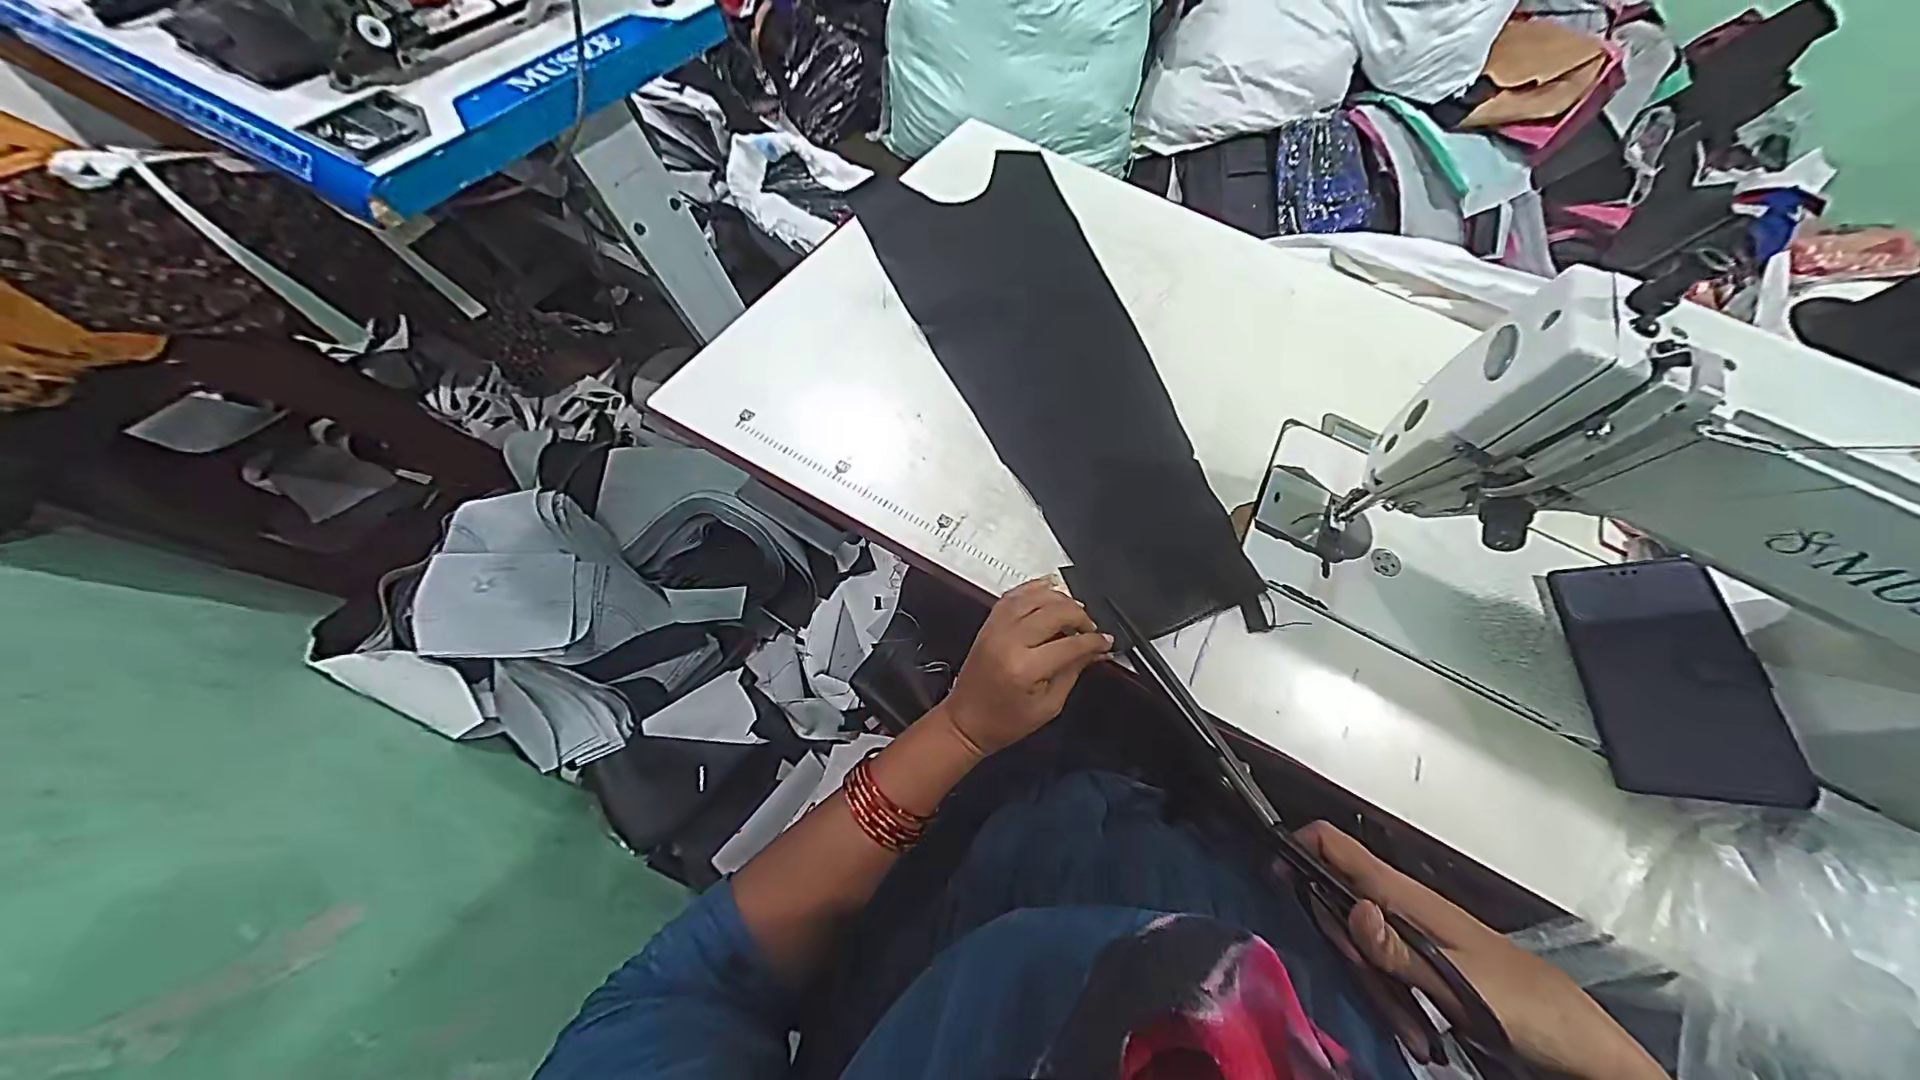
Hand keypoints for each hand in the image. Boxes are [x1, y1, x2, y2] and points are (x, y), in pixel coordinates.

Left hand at [935, 580, 1112, 757]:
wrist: (966, 721)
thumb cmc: (1003, 721)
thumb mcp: (1049, 705)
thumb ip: (1073, 671)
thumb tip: (1095, 651)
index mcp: (1024, 668)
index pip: (1070, 643)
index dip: (1093, 641)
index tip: (1105, 641)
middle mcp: (1008, 642)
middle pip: (1053, 612)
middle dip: (1079, 616)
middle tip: (1090, 627)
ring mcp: (996, 629)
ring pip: (1033, 597)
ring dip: (1059, 598)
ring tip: (1075, 609)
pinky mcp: (989, 624)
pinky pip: (1013, 596)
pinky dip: (1033, 588)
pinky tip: (1049, 588)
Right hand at [1295, 821, 1668, 1079]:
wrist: (1582, 1046)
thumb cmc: (1527, 1004)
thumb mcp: (1459, 982)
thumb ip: (1398, 948)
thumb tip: (1350, 906)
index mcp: (1403, 894)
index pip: (1333, 844)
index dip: (1298, 846)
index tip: (1276, 874)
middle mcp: (1398, 906)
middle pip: (1333, 898)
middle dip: (1339, 939)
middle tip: (1371, 980)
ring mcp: (1407, 934)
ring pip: (1354, 938)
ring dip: (1369, 978)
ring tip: (1408, 1018)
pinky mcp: (1417, 961)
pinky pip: (1377, 966)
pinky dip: (1386, 994)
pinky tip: (1412, 1023)